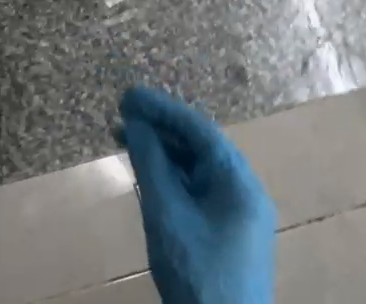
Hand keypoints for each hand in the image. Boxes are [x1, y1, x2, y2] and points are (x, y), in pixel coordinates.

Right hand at [120, 87, 275, 303]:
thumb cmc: (195, 270)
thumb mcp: (166, 212)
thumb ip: (150, 162)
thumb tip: (134, 122)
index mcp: (239, 183)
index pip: (199, 129)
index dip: (161, 108)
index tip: (126, 95)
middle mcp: (244, 192)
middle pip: (200, 144)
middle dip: (160, 125)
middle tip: (121, 112)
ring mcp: (238, 214)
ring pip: (196, 166)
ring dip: (162, 148)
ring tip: (123, 137)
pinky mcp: (226, 231)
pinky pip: (197, 188)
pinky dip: (169, 173)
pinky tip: (145, 171)